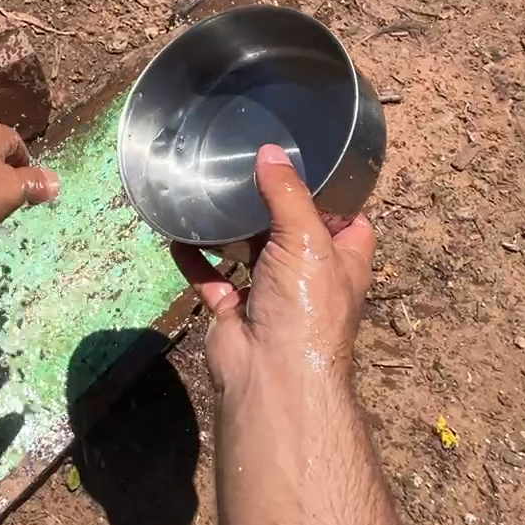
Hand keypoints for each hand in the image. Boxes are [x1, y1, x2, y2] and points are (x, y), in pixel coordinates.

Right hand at [170, 145, 375, 393]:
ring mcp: (269, 294)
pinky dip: (195, 258)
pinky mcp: (234, 308)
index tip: (305, 163)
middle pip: (289, 231)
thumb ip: (286, 193)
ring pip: (247, 252)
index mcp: (341, 260)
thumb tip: (270, 151)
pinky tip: (178, 236)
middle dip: (269, 205)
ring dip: (228, 230)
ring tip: (208, 195)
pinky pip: (211, 276)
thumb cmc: (304, 304)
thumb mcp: (305, 238)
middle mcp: (308, 275)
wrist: (270, 373)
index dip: (331, 194)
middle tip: (243, 170)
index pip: (346, 220)